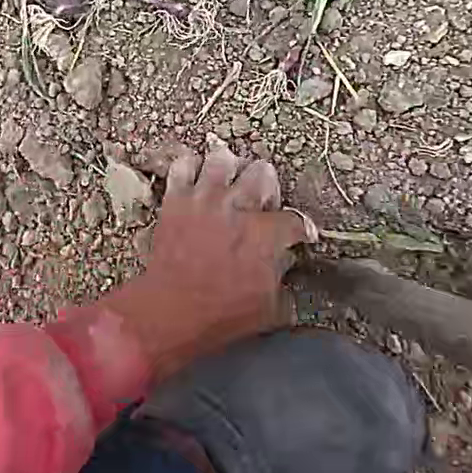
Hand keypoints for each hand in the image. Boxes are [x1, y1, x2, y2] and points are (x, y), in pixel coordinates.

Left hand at [101, 140, 307, 378]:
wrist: (170, 311)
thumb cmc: (221, 314)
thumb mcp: (270, 308)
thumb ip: (285, 282)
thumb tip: (289, 269)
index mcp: (266, 233)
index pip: (294, 219)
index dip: (301, 229)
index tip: (299, 235)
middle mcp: (238, 206)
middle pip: (263, 172)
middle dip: (267, 186)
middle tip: (261, 202)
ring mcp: (205, 197)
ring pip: (224, 158)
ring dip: (230, 169)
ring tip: (229, 182)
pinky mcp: (177, 198)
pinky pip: (184, 165)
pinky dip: (191, 167)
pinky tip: (197, 180)